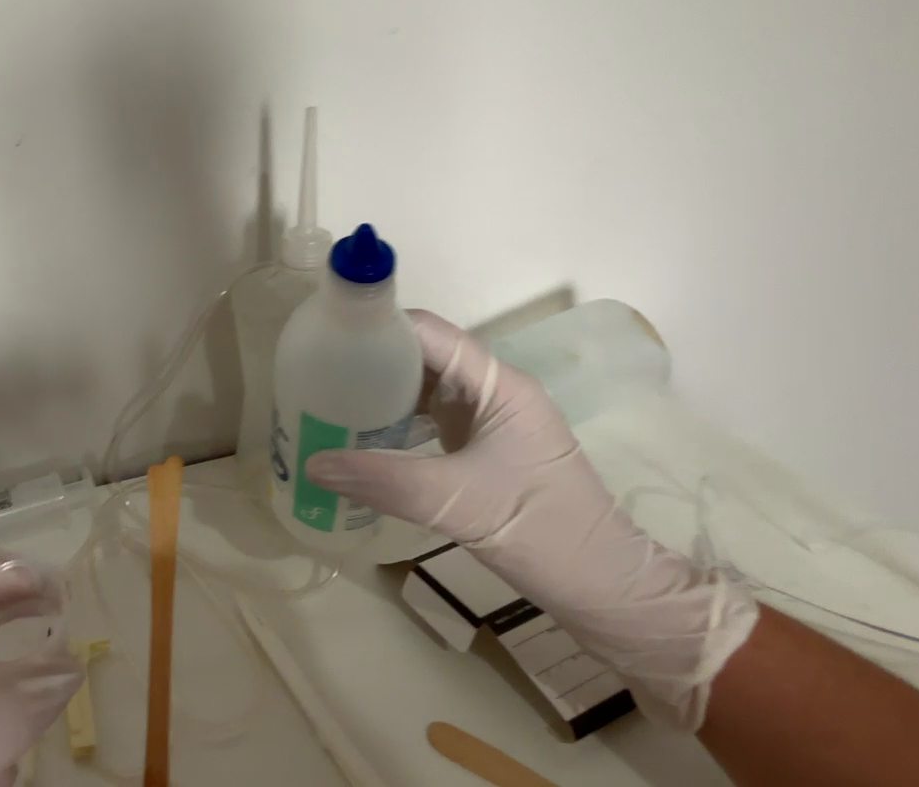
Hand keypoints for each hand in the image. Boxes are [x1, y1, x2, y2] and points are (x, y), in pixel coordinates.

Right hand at [305, 309, 756, 730]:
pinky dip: (393, 420)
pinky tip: (361, 436)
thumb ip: (384, 481)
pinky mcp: (482, 446)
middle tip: (317, 374)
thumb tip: (313, 464)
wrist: (605, 589)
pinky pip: (427, 417)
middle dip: (370, 359)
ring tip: (329, 401)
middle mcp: (492, 391)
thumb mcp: (458, 505)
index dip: (379, 328)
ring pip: (422, 386)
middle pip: (422, 354)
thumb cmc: (543, 533)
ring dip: (379, 391)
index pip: (430, 334)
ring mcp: (488, 419)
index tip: (328, 338)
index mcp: (498, 386)